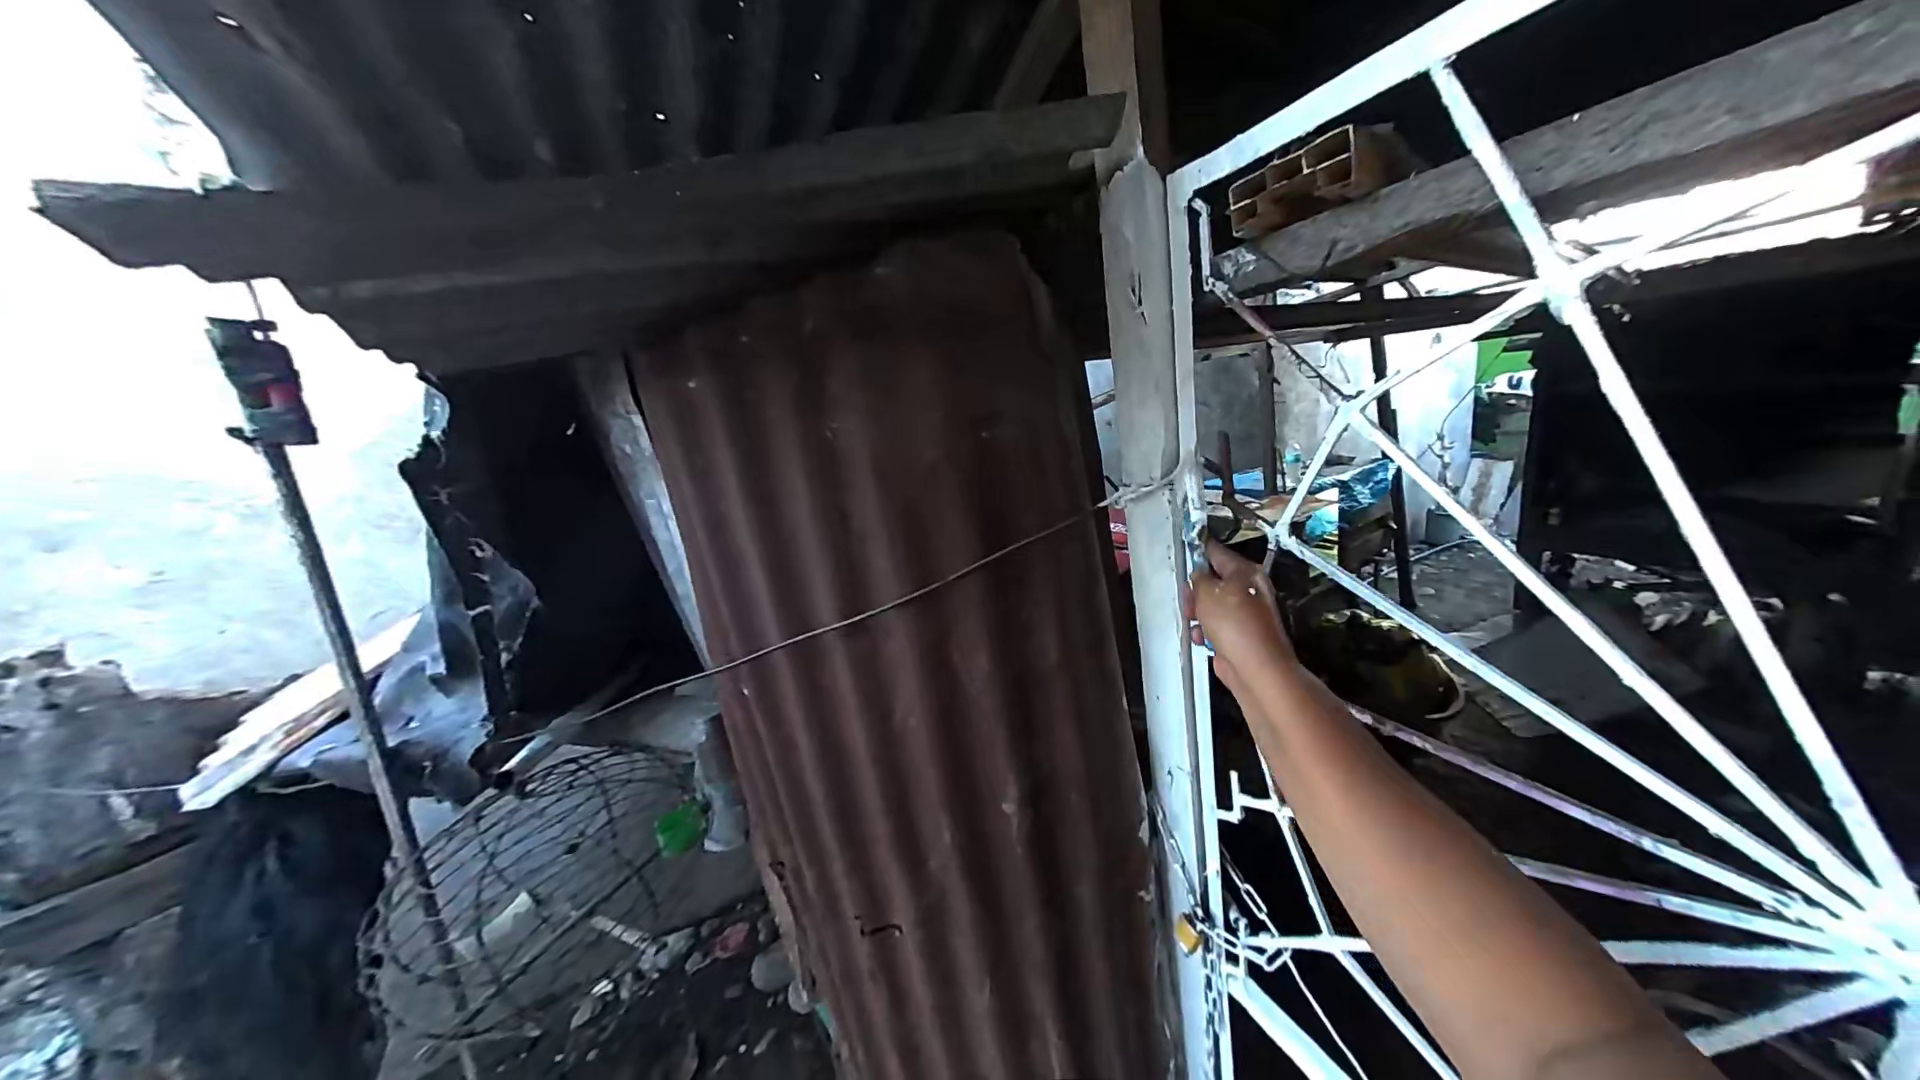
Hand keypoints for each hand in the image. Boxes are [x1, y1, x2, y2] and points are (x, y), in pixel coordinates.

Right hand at [1187, 539, 1294, 691]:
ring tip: (1194, 622)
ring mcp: (1244, 613)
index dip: (1198, 550)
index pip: (1216, 552)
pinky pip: (1214, 625)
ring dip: (1197, 613)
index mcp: (1245, 572)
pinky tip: (1202, 638)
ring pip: (1210, 604)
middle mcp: (1248, 589)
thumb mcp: (1207, 591)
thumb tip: (1198, 573)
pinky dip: (1205, 631)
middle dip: (1195, 590)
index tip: (1182, 550)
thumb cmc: (1234, 624)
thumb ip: (1198, 577)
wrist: (1255, 667)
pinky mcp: (1238, 634)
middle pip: (1212, 580)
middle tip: (1188, 600)